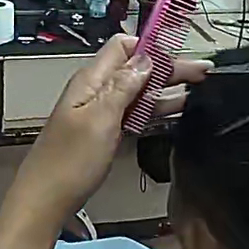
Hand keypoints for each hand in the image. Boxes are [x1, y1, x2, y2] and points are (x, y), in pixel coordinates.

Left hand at [0, 37, 207, 245]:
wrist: (45, 202)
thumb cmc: (69, 162)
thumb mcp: (100, 119)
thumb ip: (123, 87)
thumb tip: (146, 59)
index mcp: (91, 80)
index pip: (124, 46)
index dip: (153, 46)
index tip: (183, 53)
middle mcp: (97, 89)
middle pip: (136, 67)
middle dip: (169, 66)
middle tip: (203, 72)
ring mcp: (101, 110)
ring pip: (139, 89)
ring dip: (166, 86)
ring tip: (198, 87)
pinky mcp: (106, 129)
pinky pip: (135, 110)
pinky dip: (155, 106)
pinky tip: (176, 108)